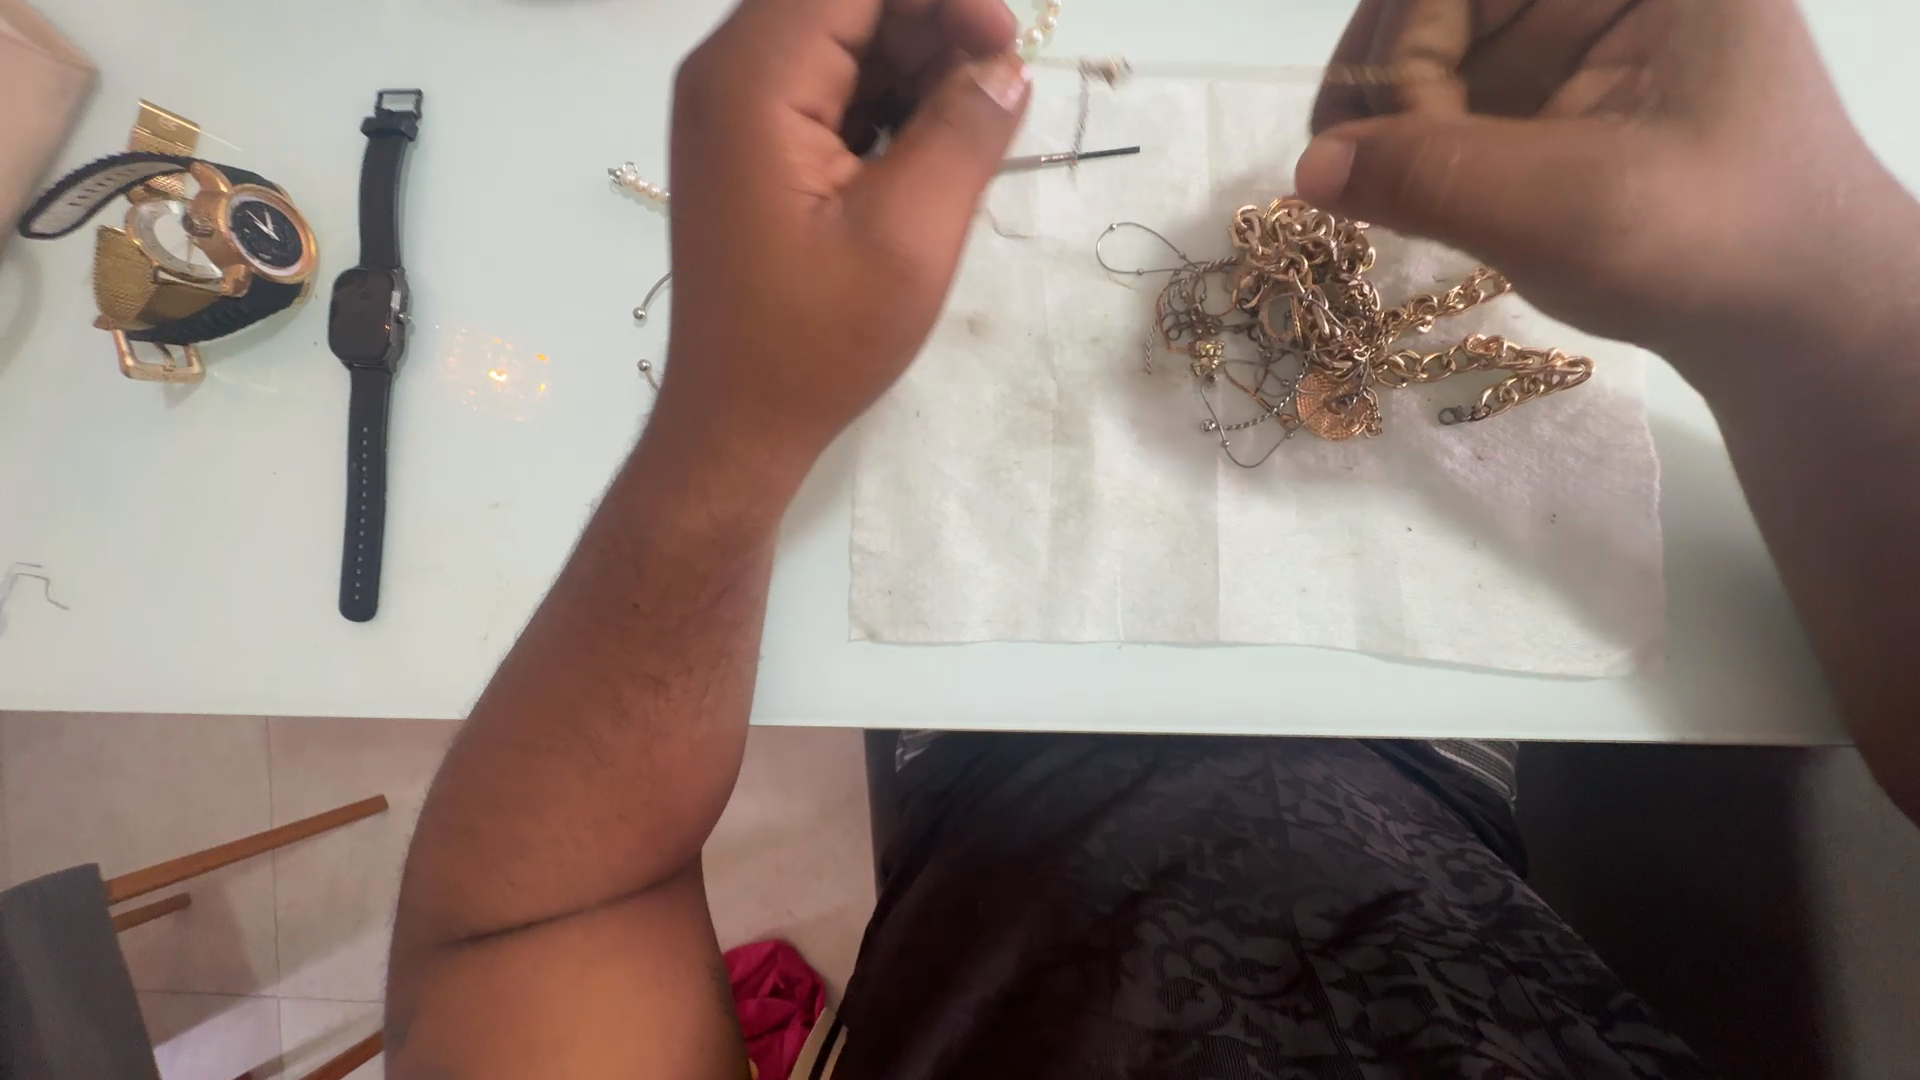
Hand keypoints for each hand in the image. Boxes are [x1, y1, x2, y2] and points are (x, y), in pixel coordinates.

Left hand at [655, 0, 1031, 487]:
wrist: (740, 421)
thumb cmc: (818, 342)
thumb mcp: (909, 238)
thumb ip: (964, 135)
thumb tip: (1004, 70)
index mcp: (754, 79)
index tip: (1005, 44)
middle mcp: (729, 79)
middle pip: (841, 2)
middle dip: (929, 26)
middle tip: (998, 86)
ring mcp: (734, 121)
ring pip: (835, 49)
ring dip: (910, 70)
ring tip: (970, 127)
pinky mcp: (750, 162)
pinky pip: (823, 102)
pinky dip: (881, 112)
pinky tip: (924, 155)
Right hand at [1293, 0, 1914, 371]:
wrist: (1770, 301)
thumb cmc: (1698, 245)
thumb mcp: (1558, 211)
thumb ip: (1431, 179)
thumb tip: (1306, 170)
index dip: (1402, 56)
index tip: (1397, 156)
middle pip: (1425, 10)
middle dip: (1376, 94)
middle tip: (1358, 179)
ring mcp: (1560, 42)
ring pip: (1418, 59)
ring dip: (1378, 130)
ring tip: (1385, 198)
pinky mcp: (1535, 97)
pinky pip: (1435, 102)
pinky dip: (1399, 152)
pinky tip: (1405, 196)